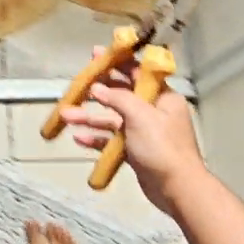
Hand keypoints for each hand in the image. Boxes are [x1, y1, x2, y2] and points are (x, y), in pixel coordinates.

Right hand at [58, 46, 208, 213]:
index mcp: (162, 97)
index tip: (96, 54)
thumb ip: (118, 98)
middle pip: (122, 95)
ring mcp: (143, 132)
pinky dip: (96, 138)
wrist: (177, 188)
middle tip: (78, 83)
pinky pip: (112, 139)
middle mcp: (153, 111)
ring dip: (90, 117)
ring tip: (65, 116)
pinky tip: (78, 138)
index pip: (138, 72)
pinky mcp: (135, 151)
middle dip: (98, 91)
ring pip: (112, 119)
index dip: (117, 62)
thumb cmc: (162, 146)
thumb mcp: (140, 115)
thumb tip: (98, 88)